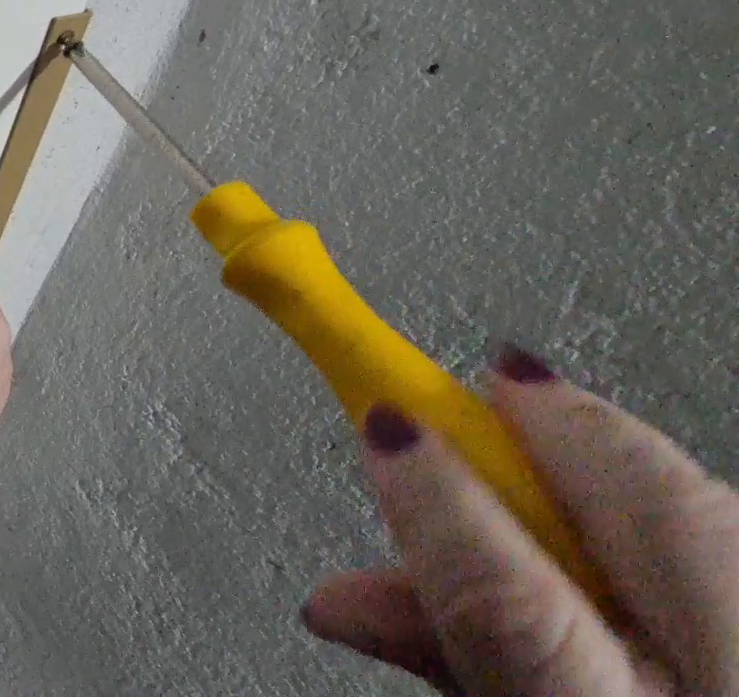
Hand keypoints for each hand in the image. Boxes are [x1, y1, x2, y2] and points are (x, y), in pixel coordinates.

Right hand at [302, 347, 738, 695]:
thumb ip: (441, 661)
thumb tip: (342, 598)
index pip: (508, 604)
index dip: (433, 493)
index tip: (382, 418)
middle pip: (665, 528)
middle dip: (571, 434)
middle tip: (500, 380)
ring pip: (732, 530)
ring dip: (639, 477)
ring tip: (570, 442)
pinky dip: (705, 524)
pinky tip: (665, 525)